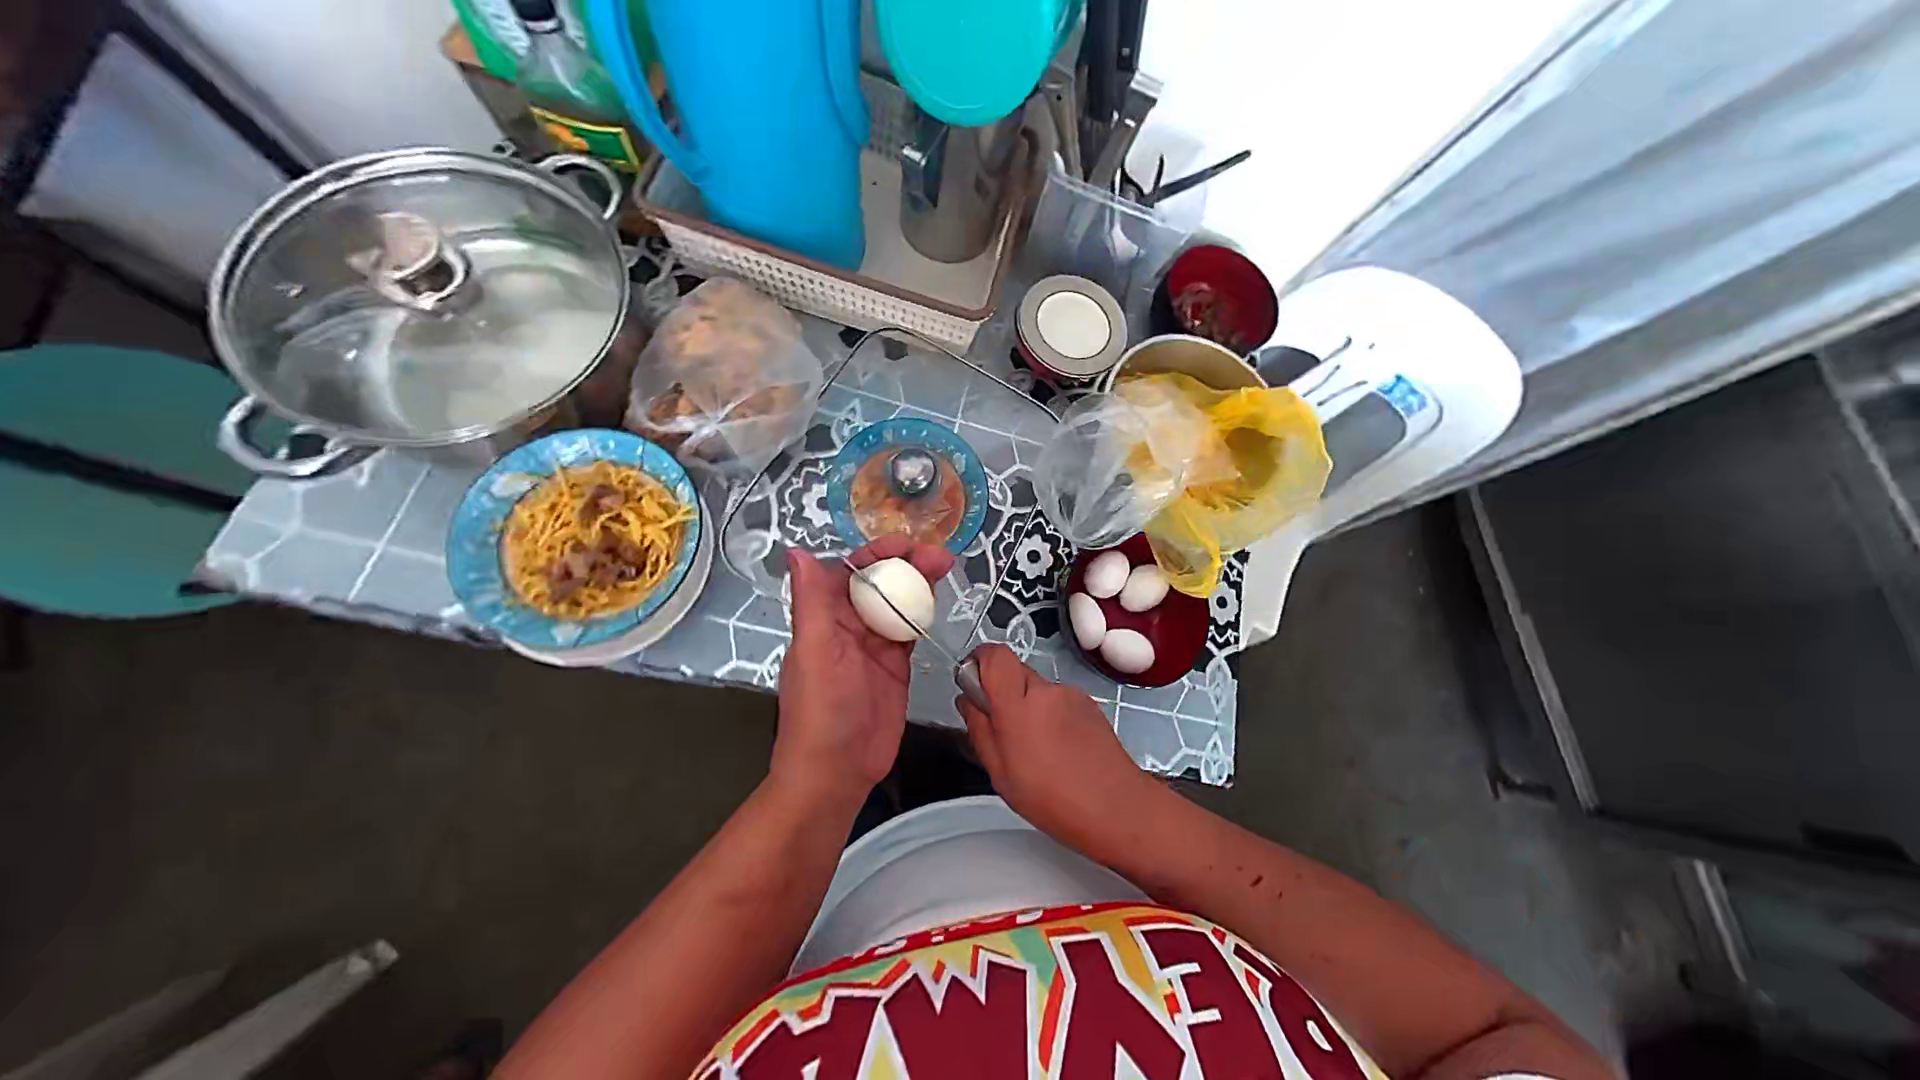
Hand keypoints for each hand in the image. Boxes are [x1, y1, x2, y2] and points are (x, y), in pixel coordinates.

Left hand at [774, 537, 954, 802]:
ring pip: (897, 603)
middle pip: (878, 584)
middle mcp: (847, 627)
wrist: (837, 771)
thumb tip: (796, 552)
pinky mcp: (895, 666)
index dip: (875, 554)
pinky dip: (923, 613)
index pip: (849, 573)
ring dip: (918, 584)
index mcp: (823, 618)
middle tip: (936, 555)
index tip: (904, 544)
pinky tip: (938, 598)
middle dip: (905, 564)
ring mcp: (873, 646)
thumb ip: (812, 601)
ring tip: (944, 566)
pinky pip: (909, 630)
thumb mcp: (814, 651)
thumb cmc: (820, 712)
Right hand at [956, 645, 1165, 854]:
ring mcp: (1070, 694)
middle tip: (1002, 728)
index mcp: (1018, 706)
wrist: (1117, 808)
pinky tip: (1057, 748)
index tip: (973, 683)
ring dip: (1027, 705)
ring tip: (1034, 748)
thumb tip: (968, 702)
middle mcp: (1045, 691)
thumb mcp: (1000, 773)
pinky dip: (1050, 714)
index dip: (979, 661)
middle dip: (1001, 691)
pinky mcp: (1088, 702)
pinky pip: (1057, 698)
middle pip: (1013, 670)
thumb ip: (979, 729)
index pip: (994, 655)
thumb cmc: (1056, 800)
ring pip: (1035, 686)